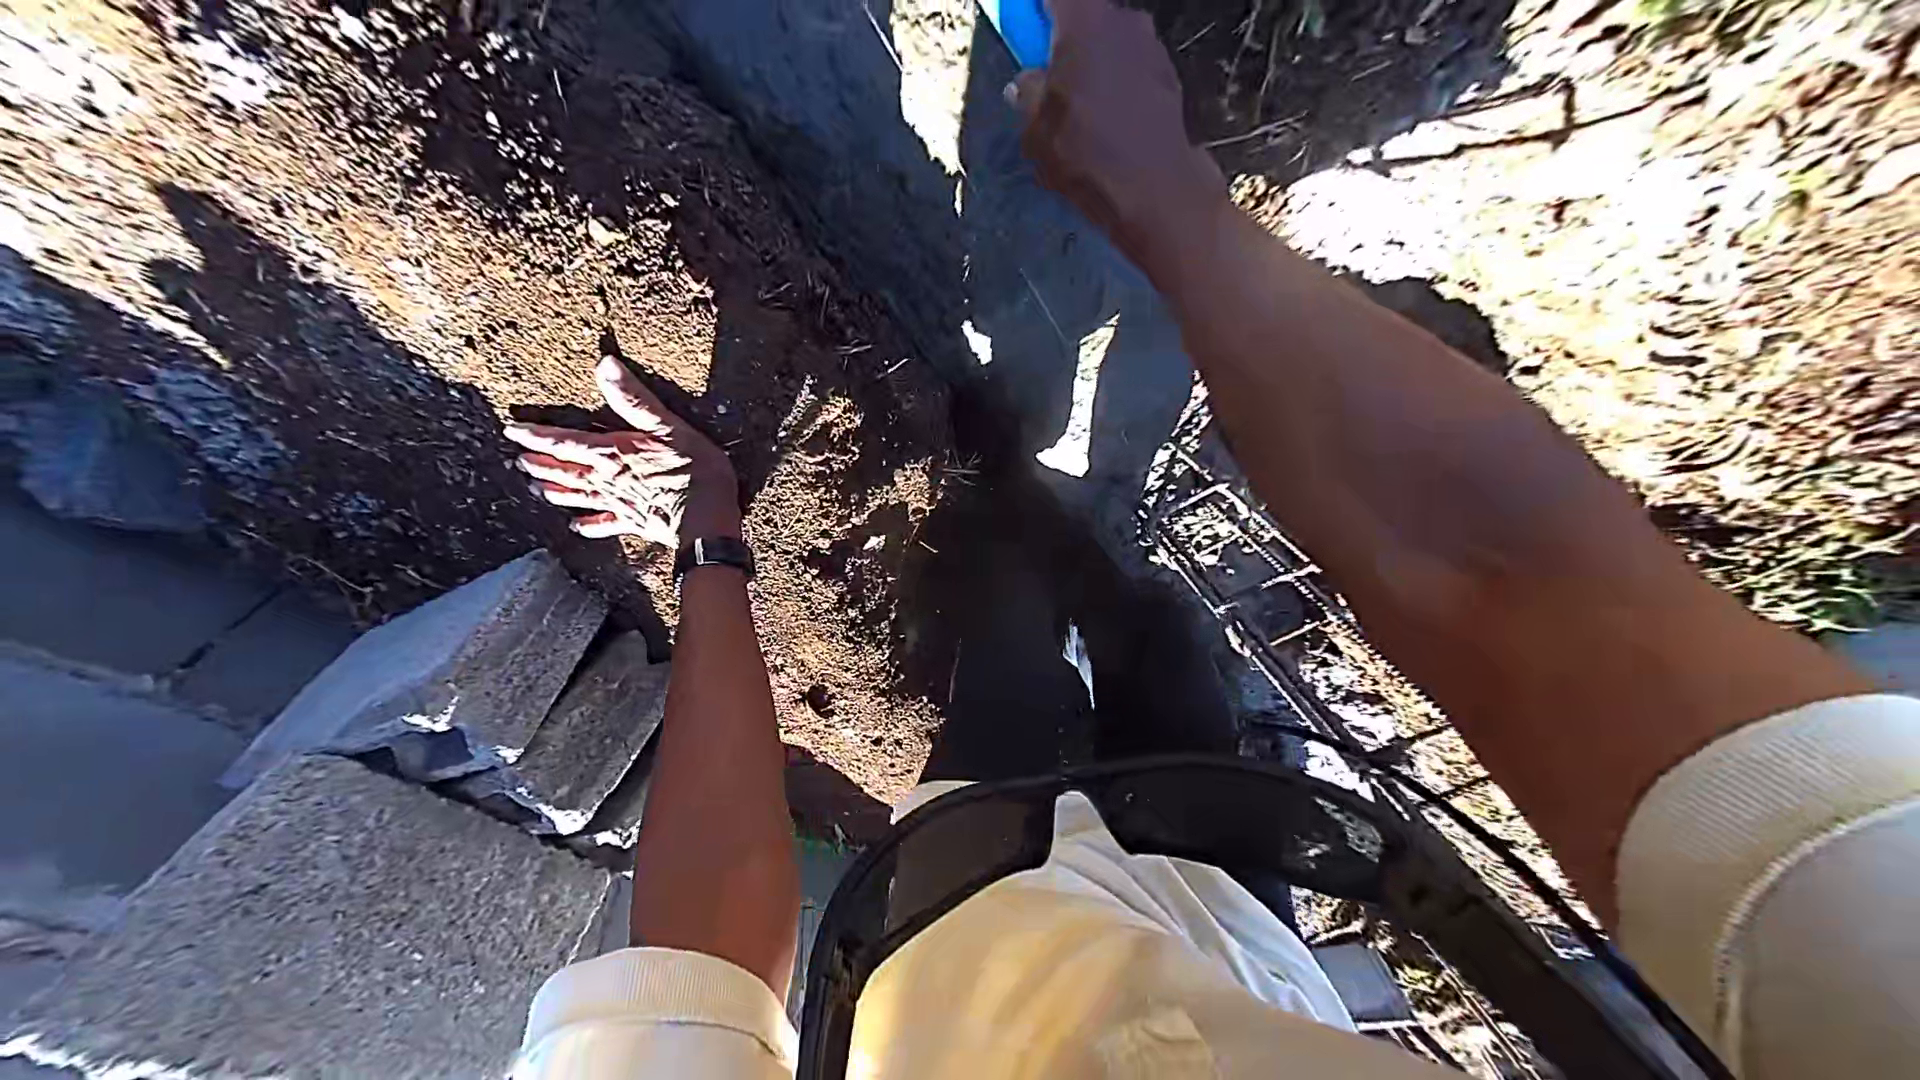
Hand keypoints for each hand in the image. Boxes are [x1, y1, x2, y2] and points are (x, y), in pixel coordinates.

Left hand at [504, 356, 739, 545]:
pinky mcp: (633, 524)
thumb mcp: (669, 427)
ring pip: (577, 496)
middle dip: (540, 463)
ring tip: (536, 487)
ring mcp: (618, 505)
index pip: (564, 442)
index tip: (512, 430)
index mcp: (612, 453)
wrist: (706, 520)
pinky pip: (603, 525)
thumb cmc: (694, 472)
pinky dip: (587, 526)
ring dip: (555, 491)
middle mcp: (607, 480)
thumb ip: (636, 399)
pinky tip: (576, 527)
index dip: (537, 435)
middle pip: (564, 470)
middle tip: (519, 460)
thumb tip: (606, 365)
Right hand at [1011, 0, 1225, 263]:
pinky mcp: (1169, 78)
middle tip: (1052, 89)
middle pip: (1086, 21)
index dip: (1035, 15)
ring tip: (1082, 118)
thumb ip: (1028, 98)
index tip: (1027, 37)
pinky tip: (1110, 130)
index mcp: (1084, 21)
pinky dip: (1118, 91)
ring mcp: (1152, 47)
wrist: (1152, 187)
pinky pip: (1131, 74)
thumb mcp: (1037, 133)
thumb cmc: (1085, 154)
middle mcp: (1123, 20)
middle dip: (1067, 48)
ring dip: (1095, 72)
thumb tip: (1027, 83)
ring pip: (1111, 49)